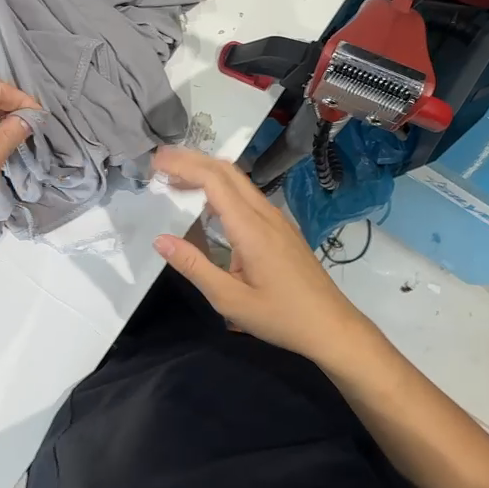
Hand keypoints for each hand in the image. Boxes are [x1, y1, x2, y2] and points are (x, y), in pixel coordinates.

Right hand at [150, 146, 368, 360]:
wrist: (332, 327)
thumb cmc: (281, 317)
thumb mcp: (230, 299)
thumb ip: (194, 267)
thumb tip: (160, 240)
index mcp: (251, 228)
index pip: (213, 180)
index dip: (182, 166)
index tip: (156, 163)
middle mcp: (265, 214)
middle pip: (226, 171)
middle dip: (192, 160)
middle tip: (160, 163)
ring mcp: (276, 219)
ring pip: (239, 182)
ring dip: (207, 174)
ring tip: (176, 182)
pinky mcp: (282, 229)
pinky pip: (247, 197)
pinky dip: (221, 189)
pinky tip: (207, 206)